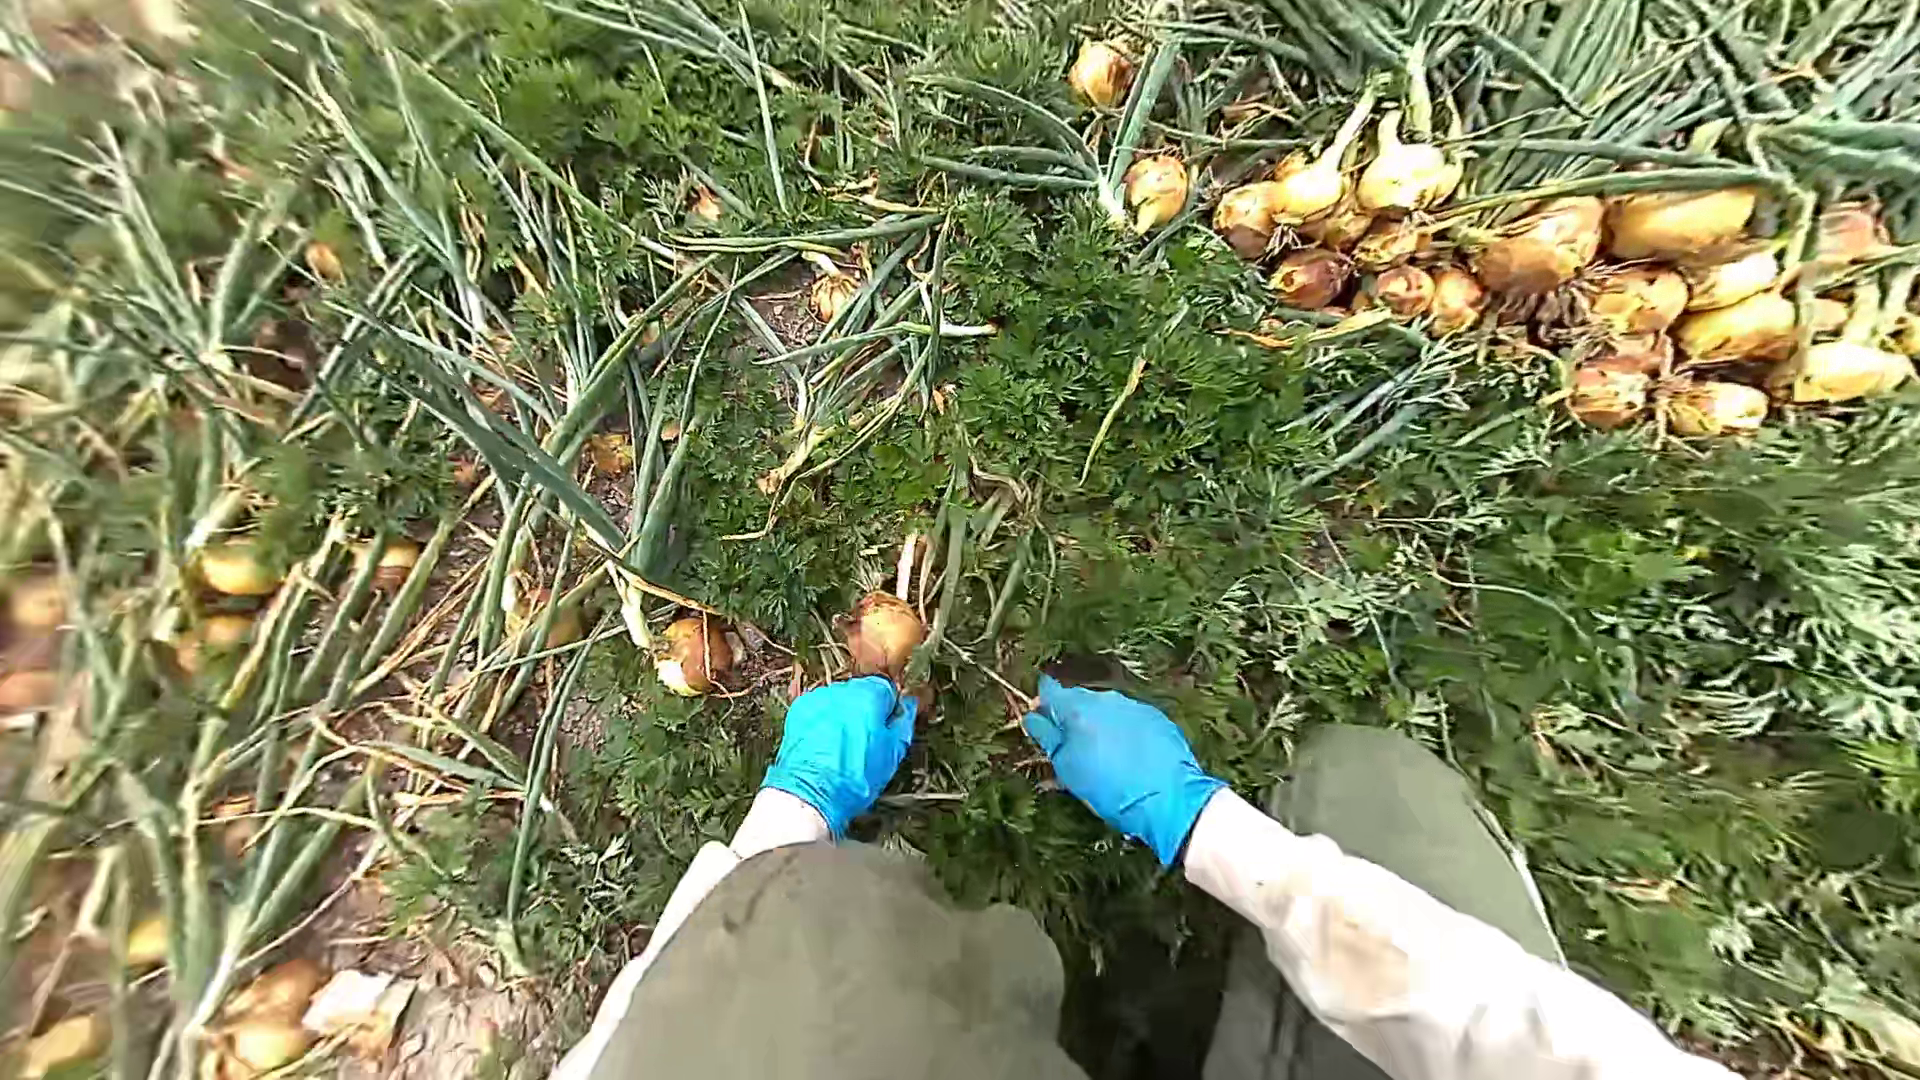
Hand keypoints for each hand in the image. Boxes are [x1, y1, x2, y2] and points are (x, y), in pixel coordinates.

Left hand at [762, 676, 915, 835]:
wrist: (810, 794)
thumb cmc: (852, 777)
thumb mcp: (892, 753)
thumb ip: (904, 723)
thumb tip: (908, 709)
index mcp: (870, 695)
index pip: (888, 689)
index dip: (890, 710)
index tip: (887, 727)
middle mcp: (843, 690)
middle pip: (862, 693)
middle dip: (866, 712)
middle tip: (867, 741)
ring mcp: (819, 699)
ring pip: (839, 701)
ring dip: (844, 716)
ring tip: (844, 747)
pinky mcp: (800, 711)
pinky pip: (819, 710)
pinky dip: (823, 722)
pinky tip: (826, 745)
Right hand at [1022, 675, 1225, 865]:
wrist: (1172, 800)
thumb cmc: (1110, 789)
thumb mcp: (1069, 769)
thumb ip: (1047, 738)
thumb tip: (1032, 716)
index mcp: (1078, 708)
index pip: (1049, 690)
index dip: (1042, 705)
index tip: (1043, 723)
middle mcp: (1104, 699)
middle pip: (1077, 699)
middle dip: (1070, 717)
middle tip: (1072, 748)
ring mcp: (1132, 706)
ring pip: (1103, 708)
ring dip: (1097, 724)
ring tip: (1102, 754)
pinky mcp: (1155, 717)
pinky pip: (1128, 717)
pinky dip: (1121, 730)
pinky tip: (1128, 754)